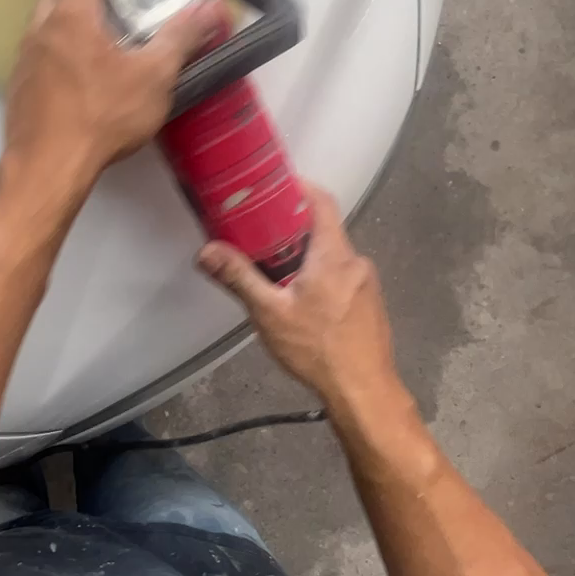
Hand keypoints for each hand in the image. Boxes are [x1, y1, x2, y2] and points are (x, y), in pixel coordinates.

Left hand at [1, 0, 228, 185]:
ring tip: (99, 58)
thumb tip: (212, 10)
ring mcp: (24, 64)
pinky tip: (78, 92)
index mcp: (74, 18)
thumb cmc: (100, 118)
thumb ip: (180, 40)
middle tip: (112, 12)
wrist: (46, 169)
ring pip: (47, 32)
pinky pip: (40, 64)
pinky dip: (59, 65)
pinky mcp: (18, 93)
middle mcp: (42, 32)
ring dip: (70, 33)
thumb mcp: (152, 78)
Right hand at [196, 184, 411, 433]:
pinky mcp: (369, 305)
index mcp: (333, 254)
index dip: (298, 187)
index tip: (270, 184)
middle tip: (255, 233)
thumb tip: (205, 251)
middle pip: (322, 229)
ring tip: (271, 271)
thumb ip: (239, 278)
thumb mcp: (269, 313)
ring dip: (303, 257)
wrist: (364, 391)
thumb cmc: (317, 347)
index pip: (321, 202)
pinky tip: (298, 301)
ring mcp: (367, 284)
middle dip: (289, 228)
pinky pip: (340, 277)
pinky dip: (317, 276)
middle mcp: (355, 261)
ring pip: (330, 256)